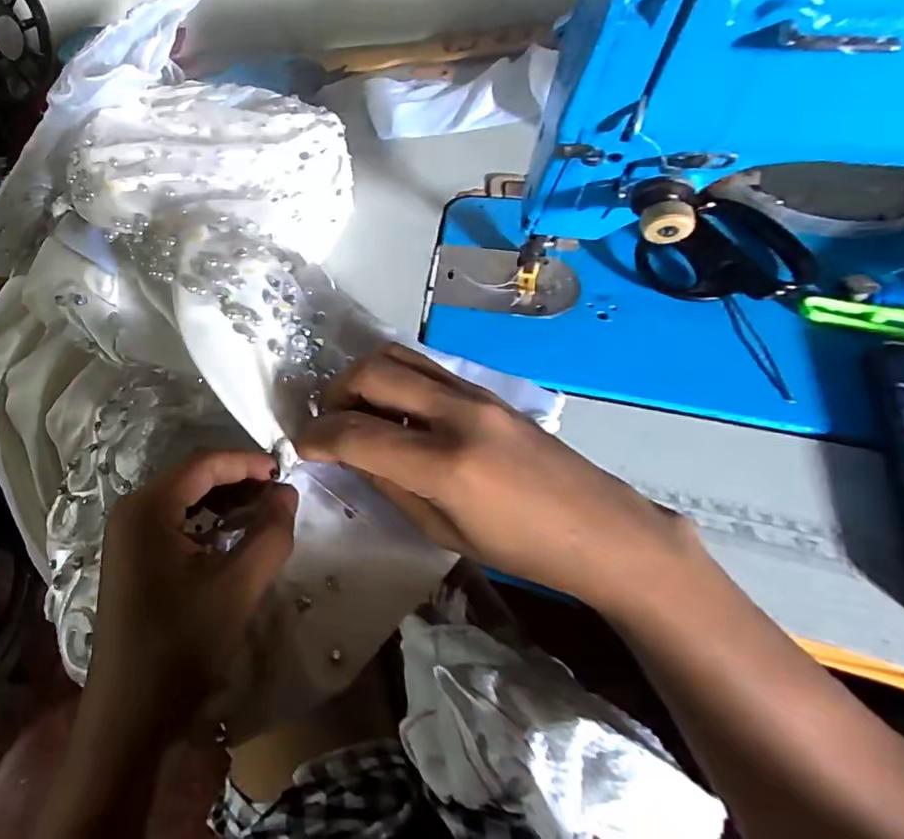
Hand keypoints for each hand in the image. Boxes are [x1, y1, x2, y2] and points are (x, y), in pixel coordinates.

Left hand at [82, 450, 298, 732]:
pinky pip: (172, 522)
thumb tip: (287, 493)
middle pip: (191, 477)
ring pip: (182, 499)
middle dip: (237, 479)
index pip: (203, 463)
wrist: (130, 714)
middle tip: (278, 491)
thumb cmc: (182, 645)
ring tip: (263, 509)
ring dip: (222, 500)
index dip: (246, 461)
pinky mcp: (130, 558)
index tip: (284, 470)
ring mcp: (126, 536)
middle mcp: (130, 511)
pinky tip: (232, 534)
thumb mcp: (238, 587)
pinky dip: (205, 521)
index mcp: (147, 508)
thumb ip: (270, 533)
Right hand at [296, 344, 691, 599]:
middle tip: (330, 422)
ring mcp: (475, 394)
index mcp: (446, 465)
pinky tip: (398, 410)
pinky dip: (396, 378)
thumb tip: (352, 456)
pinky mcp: (487, 389)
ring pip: (399, 355)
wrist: (600, 527)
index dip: (318, 436)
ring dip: (364, 376)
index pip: (358, 433)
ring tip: (358, 408)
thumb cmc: (523, 548)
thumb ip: (391, 487)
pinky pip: (426, 367)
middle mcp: (457, 414)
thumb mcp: (445, 532)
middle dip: (336, 393)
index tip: (302, 444)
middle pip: (373, 372)